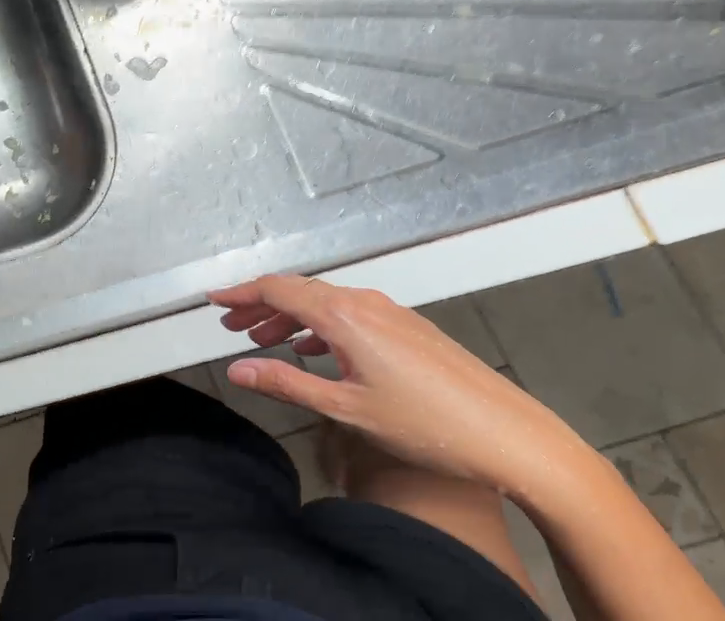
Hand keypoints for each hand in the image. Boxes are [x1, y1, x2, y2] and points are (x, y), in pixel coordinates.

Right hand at [209, 276, 587, 492]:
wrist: (512, 435)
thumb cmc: (424, 424)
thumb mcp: (346, 409)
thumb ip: (286, 384)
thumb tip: (234, 370)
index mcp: (342, 316)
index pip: (277, 290)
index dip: (240, 294)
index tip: (212, 301)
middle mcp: (363, 302)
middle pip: (298, 291)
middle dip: (261, 305)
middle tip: (232, 327)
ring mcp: (390, 312)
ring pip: (324, 302)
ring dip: (289, 316)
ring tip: (264, 340)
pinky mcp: (408, 327)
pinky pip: (348, 312)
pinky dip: (318, 324)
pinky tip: (313, 350)